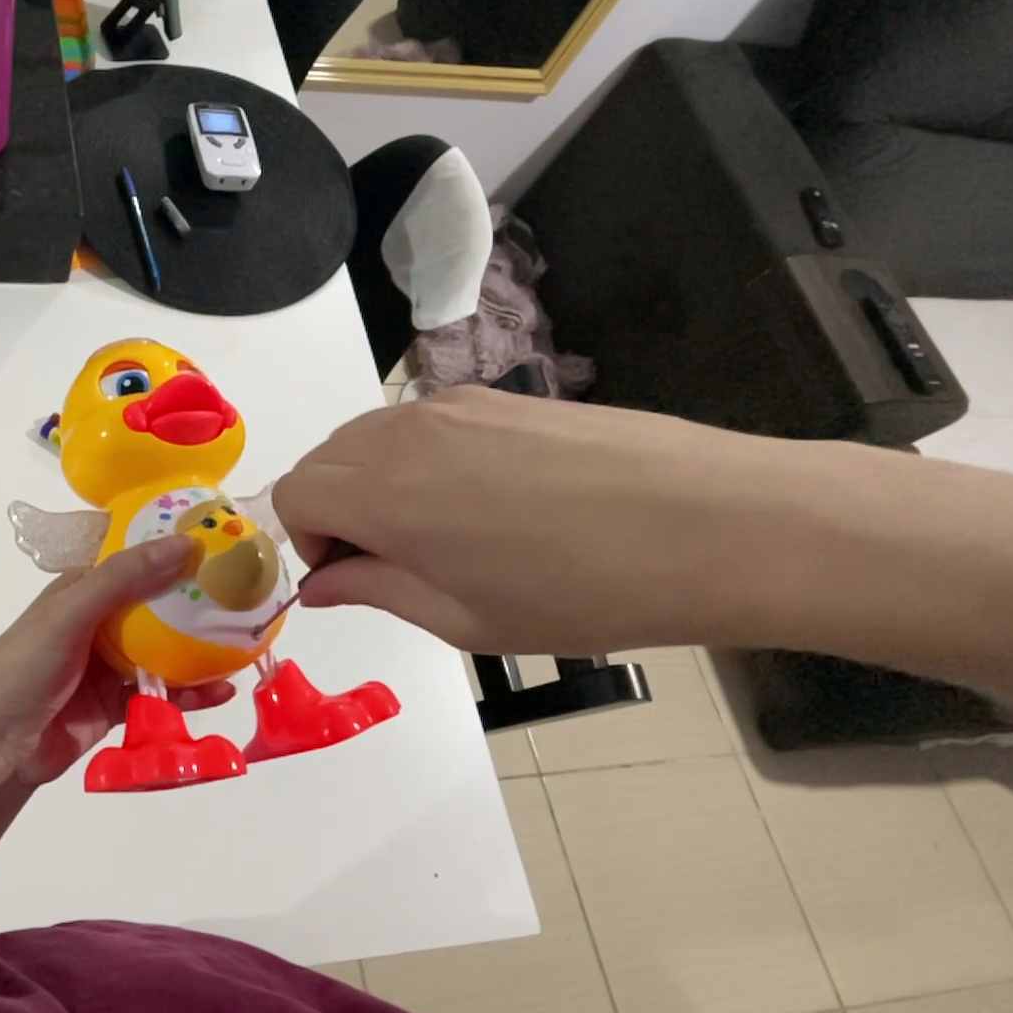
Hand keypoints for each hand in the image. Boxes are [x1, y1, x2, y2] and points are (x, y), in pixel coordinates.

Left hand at [0, 536, 233, 786]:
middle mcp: (97, 623)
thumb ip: (123, 579)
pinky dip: (190, 694)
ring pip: (164, 652)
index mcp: (81, 590)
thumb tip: (184, 543)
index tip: (220, 540)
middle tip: (246, 596)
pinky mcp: (117, 707)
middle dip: (196, 601)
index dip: (171, 548)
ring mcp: (107, 667)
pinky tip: (221, 693)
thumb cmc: (23, 668)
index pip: (133, 559)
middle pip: (156, 606)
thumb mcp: (70, 614)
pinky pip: (162, 694)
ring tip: (244, 647)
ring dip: (200, 651)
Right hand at [271, 386, 821, 655]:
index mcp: (382, 493)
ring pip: (365, 437)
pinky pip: (417, 423)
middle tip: (387, 557)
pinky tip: (479, 496)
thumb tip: (319, 585)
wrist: (721, 525)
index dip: (306, 541)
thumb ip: (371, 589)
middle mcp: (402, 434)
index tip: (352, 574)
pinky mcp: (496, 395)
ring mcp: (452, 405)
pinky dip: (412, 457)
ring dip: (368, 482)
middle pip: (321, 460)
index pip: (291, 494)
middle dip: (330, 510)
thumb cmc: (581, 592)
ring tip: (435, 529)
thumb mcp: (460, 617)